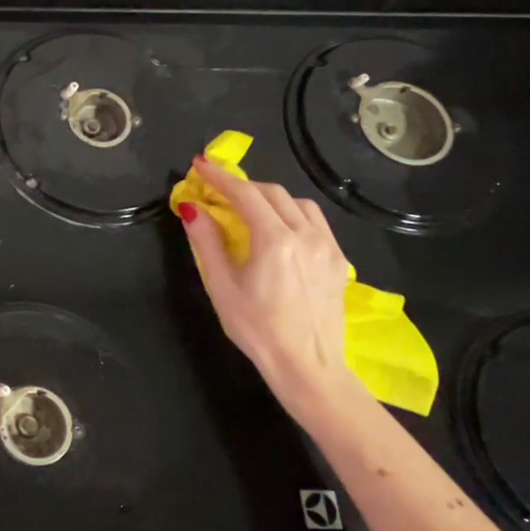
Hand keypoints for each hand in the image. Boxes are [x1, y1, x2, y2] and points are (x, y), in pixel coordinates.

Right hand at [178, 159, 364, 415]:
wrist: (307, 366)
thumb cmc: (256, 329)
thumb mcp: (221, 286)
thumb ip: (206, 241)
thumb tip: (191, 208)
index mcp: (275, 241)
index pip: (246, 194)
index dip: (220, 177)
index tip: (200, 165)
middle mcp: (306, 235)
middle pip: (273, 193)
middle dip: (243, 185)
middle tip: (218, 189)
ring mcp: (327, 247)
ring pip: (299, 204)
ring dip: (270, 198)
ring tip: (249, 208)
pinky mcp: (338, 261)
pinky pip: (316, 223)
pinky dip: (293, 214)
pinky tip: (279, 231)